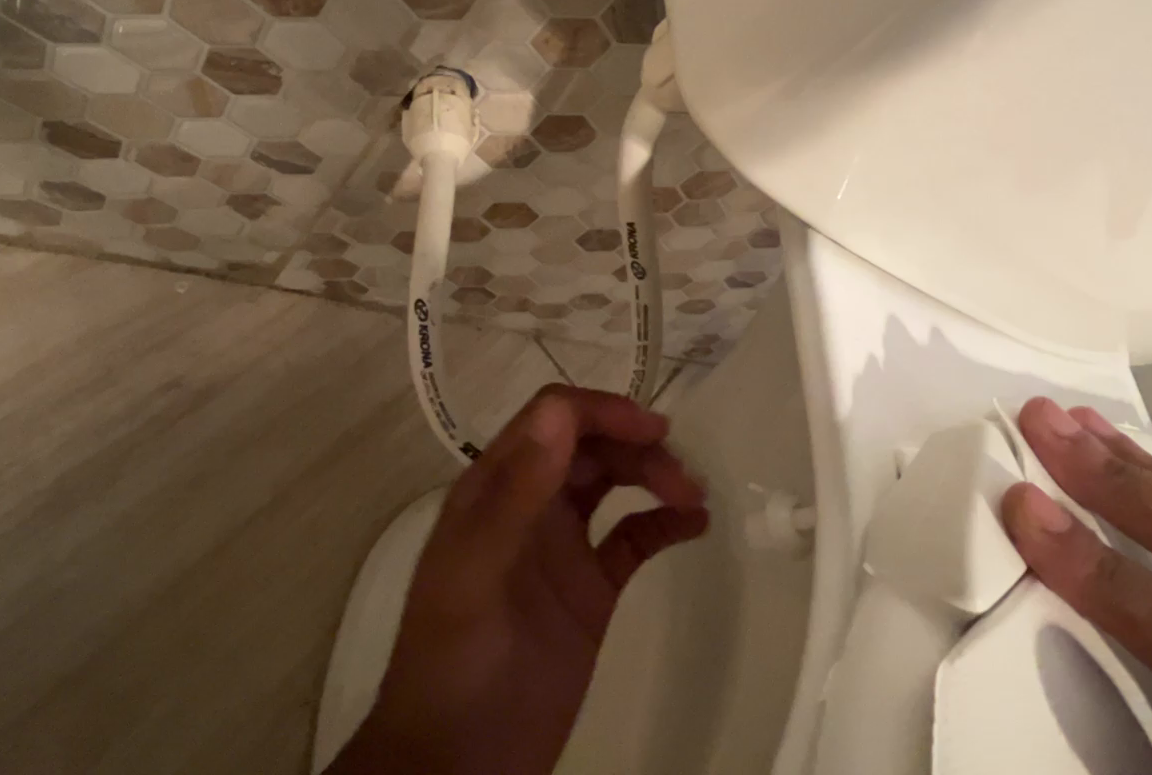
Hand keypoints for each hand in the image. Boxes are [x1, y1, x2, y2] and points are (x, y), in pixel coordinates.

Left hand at [329, 385, 709, 774]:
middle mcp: (530, 505)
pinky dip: (665, 523)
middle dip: (636, 446)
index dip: (601, 412)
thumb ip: (516, 491)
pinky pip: (633, 538)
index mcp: (495, 488)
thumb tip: (558, 411)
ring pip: (615, 483)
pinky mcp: (590, 588)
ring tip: (694, 495)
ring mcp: (562, 545)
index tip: (652, 430)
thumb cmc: (456, 659)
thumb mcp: (478, 570)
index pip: (551, 419)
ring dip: (654, 476)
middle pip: (590, 445)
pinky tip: (695, 524)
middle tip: (681, 474)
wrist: (460, 761)